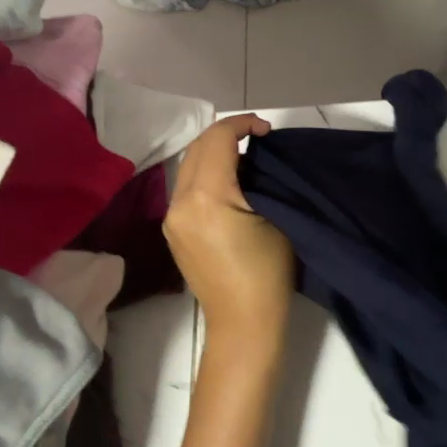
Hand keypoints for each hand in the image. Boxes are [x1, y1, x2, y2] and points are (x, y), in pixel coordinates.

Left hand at [165, 114, 295, 341]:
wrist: (243, 323)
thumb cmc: (268, 273)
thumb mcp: (275, 217)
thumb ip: (261, 181)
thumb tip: (254, 161)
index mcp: (207, 196)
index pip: (217, 139)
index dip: (242, 124)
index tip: (267, 129)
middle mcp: (180, 202)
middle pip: (198, 147)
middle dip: (227, 134)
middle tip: (258, 138)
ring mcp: (171, 218)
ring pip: (189, 166)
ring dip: (215, 153)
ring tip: (247, 159)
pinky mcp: (173, 232)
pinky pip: (186, 188)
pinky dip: (207, 175)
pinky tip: (230, 184)